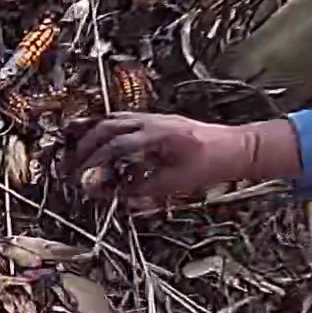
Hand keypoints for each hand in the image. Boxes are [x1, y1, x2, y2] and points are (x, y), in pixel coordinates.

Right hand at [72, 114, 300, 198]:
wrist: (238, 148)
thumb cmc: (212, 163)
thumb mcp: (177, 182)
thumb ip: (143, 188)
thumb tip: (117, 195)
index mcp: (156, 134)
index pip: (115, 144)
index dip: (94, 159)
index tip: (81, 172)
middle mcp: (152, 121)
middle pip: (108, 126)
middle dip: (86, 144)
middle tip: (73, 161)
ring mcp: (154, 118)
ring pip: (114, 119)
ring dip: (93, 134)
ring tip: (80, 149)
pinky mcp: (157, 121)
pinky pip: (125, 121)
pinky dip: (108, 131)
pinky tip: (103, 143)